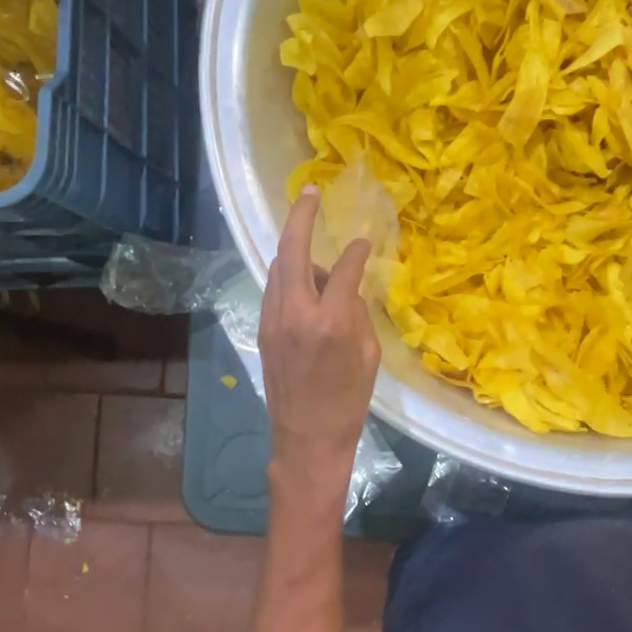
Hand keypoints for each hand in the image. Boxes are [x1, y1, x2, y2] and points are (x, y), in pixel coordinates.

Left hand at [261, 186, 380, 500]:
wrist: (307, 438)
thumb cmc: (349, 403)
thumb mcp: (369, 357)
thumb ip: (357, 314)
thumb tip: (348, 288)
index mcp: (331, 321)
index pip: (346, 268)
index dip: (358, 250)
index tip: (366, 242)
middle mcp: (296, 312)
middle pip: (294, 249)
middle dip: (303, 215)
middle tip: (312, 193)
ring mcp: (273, 319)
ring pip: (279, 267)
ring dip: (296, 250)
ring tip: (314, 248)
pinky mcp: (262, 330)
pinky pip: (274, 289)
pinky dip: (288, 276)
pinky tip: (302, 281)